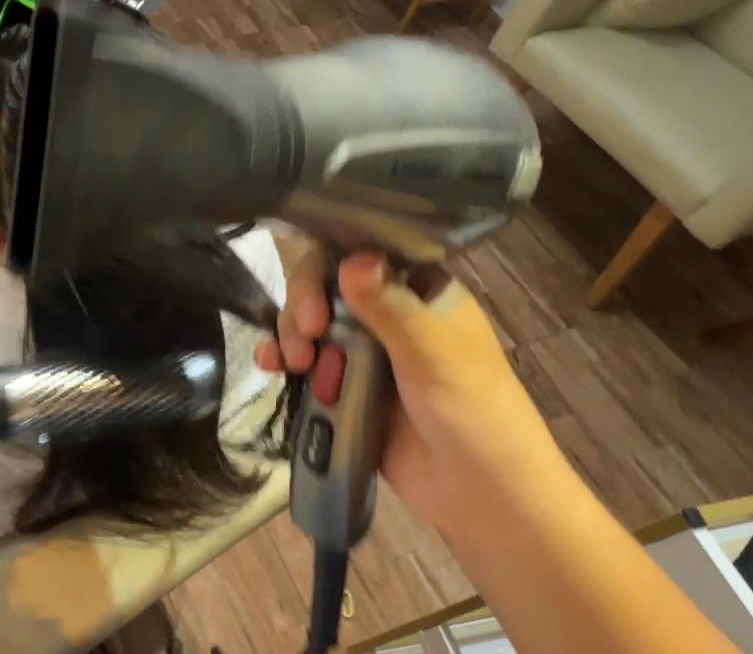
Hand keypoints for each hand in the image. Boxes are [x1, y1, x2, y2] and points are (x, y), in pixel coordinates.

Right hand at [255, 250, 568, 534]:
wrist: (484, 498)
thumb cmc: (477, 415)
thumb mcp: (435, 355)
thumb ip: (389, 307)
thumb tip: (351, 258)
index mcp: (419, 290)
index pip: (361, 253)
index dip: (328, 265)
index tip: (319, 301)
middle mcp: (387, 312)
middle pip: (325, 284)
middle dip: (304, 303)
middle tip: (306, 335)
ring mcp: (363, 350)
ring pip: (307, 320)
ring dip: (288, 332)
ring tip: (290, 363)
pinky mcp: (343, 386)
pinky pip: (304, 359)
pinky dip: (282, 356)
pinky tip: (269, 365)